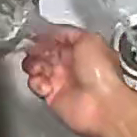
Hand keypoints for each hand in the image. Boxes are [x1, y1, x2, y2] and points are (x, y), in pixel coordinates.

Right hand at [22, 27, 136, 136]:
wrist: (104, 105)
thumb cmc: (104, 73)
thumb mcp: (88, 39)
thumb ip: (68, 32)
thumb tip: (52, 31)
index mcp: (80, 49)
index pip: (57, 38)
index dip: (45, 35)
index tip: (36, 34)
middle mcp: (71, 64)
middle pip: (44, 51)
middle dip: (36, 48)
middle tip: (33, 49)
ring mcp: (61, 80)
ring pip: (37, 66)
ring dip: (32, 64)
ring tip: (36, 66)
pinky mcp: (53, 96)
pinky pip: (36, 84)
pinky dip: (35, 82)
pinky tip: (43, 82)